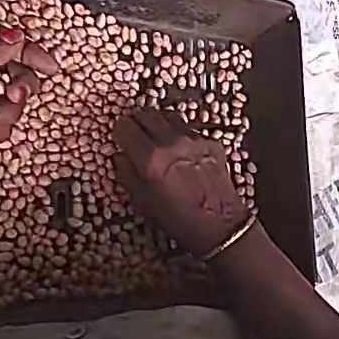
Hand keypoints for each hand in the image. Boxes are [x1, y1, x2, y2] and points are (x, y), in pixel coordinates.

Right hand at [111, 107, 248, 255]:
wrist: (219, 224)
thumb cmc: (177, 219)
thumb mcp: (142, 202)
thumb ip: (126, 173)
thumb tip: (120, 155)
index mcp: (151, 158)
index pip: (125, 126)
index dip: (119, 132)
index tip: (120, 138)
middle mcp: (172, 142)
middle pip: (146, 113)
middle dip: (137, 121)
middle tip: (135, 133)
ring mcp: (194, 139)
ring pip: (169, 116)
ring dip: (159, 123)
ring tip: (156, 138)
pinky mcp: (211, 142)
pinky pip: (189, 129)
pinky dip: (179, 134)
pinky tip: (180, 150)